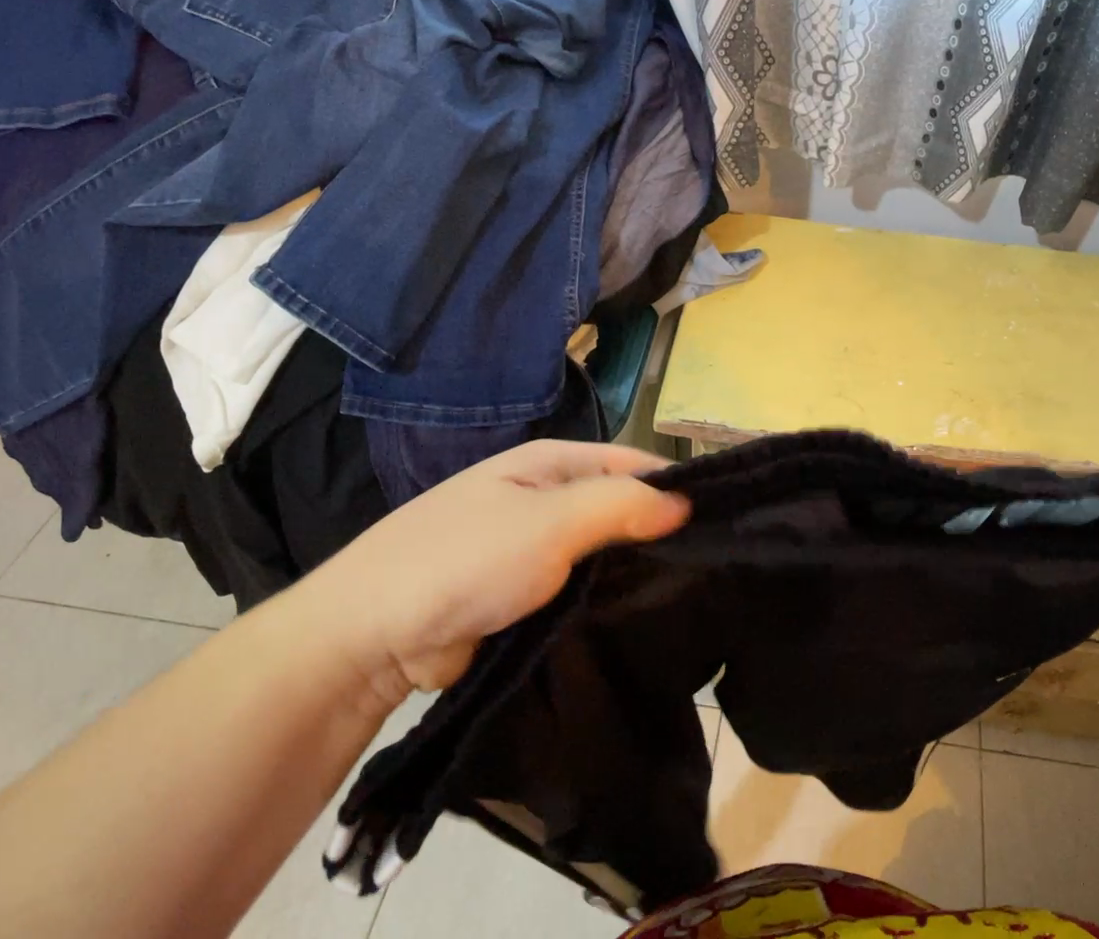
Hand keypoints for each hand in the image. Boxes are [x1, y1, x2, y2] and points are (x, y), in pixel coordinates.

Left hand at [303, 441, 689, 703]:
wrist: (373, 636)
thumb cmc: (464, 561)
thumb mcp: (551, 522)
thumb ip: (621, 505)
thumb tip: (686, 501)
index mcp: (548, 463)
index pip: (634, 463)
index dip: (677, 487)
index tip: (725, 522)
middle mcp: (542, 497)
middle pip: (618, 507)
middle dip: (659, 532)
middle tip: (715, 567)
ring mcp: (529, 546)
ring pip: (600, 552)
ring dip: (633, 570)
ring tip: (689, 595)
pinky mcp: (520, 593)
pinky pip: (577, 588)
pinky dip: (603, 598)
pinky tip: (637, 617)